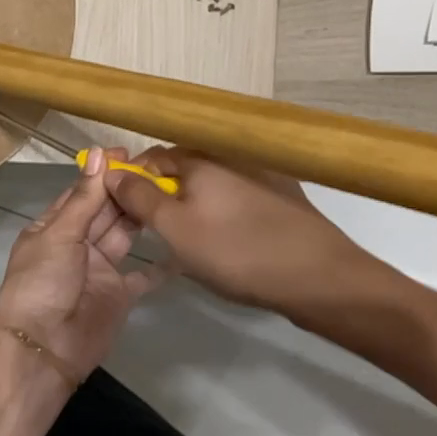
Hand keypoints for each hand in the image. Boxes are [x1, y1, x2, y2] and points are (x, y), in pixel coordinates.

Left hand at [0, 148, 162, 382]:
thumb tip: (98, 154)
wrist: (45, 346)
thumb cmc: (43, 282)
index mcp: (53, 227)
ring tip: (170, 194)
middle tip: (158, 169)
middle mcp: (76, 244)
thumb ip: (83, 198)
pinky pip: (143, 277)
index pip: (80, 193)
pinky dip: (160, 266)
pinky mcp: (119, 296)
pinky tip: (181, 248)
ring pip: (124, 236)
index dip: (102, 174)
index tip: (128, 154)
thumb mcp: (60, 235)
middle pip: (104, 212)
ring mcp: (99, 270)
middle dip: (126, 192)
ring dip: (142, 218)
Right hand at [105, 146, 384, 312]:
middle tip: (159, 234)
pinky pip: (238, 197)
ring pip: (211, 185)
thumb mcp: (175, 229)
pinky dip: (224, 213)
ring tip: (194, 242)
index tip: (127, 214)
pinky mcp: (285, 197)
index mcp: (202, 157)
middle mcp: (231, 155)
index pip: (150, 158)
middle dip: (163, 195)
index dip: (132, 183)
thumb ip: (139, 197)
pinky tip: (230, 241)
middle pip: (181, 169)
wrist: (324, 280)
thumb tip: (112, 172)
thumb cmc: (238, 252)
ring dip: (194, 205)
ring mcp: (263, 173)